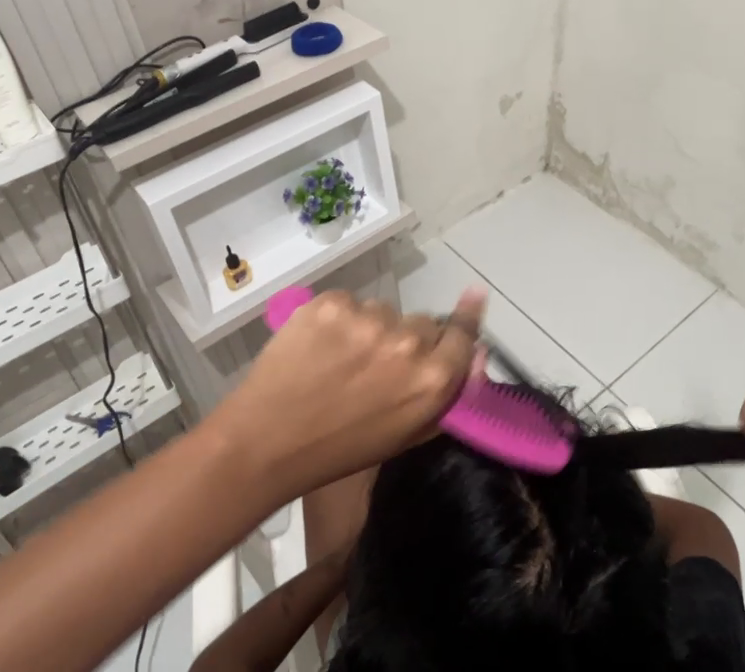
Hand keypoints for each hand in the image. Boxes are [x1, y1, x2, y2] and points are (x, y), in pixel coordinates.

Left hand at [209, 287, 483, 500]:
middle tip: (376, 366)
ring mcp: (367, 318)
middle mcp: (408, 342)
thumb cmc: (342, 449)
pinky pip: (349, 302)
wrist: (266, 441)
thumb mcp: (407, 434)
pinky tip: (319, 345)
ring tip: (340, 360)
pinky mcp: (332, 303)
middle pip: (422, 323)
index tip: (473, 296)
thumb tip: (478, 353)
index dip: (466, 318)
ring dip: (370, 329)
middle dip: (407, 339)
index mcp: (433, 378)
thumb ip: (448, 394)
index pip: (463, 333)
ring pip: (383, 311)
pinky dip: (338, 319)